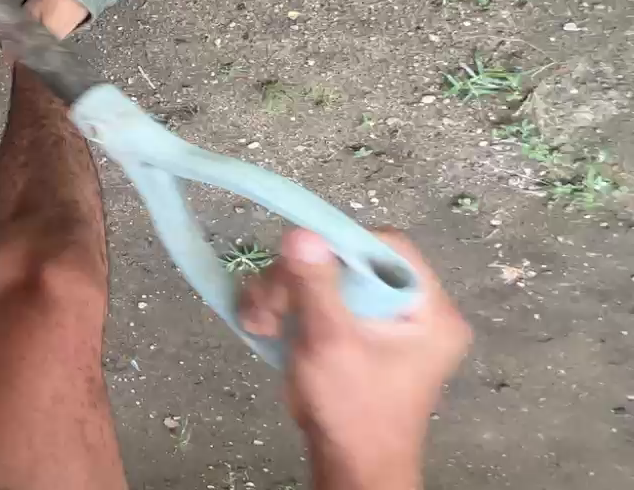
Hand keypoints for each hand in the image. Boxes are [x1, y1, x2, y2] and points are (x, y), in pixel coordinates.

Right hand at [239, 229, 470, 489]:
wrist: (346, 458)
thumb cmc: (352, 406)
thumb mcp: (330, 341)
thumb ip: (315, 285)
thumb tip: (300, 231)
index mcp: (427, 312)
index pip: (389, 247)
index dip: (343, 241)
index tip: (299, 255)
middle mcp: (405, 308)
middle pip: (340, 259)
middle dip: (294, 277)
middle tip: (271, 303)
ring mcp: (372, 317)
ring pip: (313, 274)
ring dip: (276, 293)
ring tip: (260, 321)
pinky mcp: (343, 324)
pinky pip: (303, 293)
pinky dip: (277, 304)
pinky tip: (262, 325)